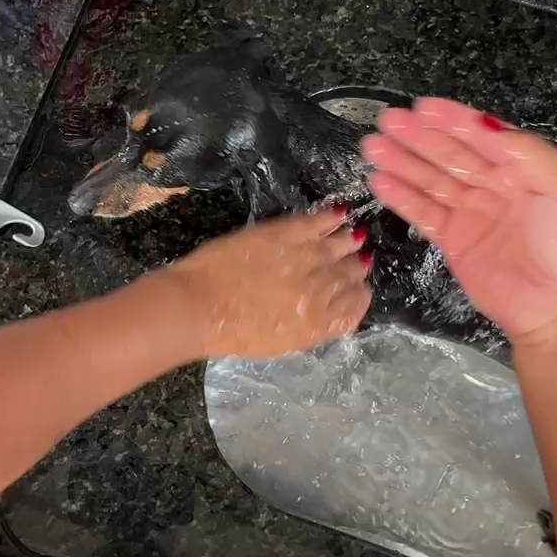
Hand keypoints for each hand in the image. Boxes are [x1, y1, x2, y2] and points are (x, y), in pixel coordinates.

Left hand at [157, 210, 371, 358]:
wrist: (197, 308)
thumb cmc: (229, 332)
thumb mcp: (280, 342)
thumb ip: (309, 327)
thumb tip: (325, 312)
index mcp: (317, 324)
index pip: (354, 307)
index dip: (358, 295)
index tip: (358, 288)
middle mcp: (318, 291)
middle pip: (347, 275)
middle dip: (354, 267)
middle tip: (358, 259)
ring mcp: (301, 260)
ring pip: (337, 248)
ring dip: (347, 242)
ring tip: (353, 238)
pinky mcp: (280, 235)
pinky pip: (314, 223)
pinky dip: (329, 217)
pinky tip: (340, 213)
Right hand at [361, 98, 556, 345]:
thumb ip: (526, 153)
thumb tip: (484, 123)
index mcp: (529, 170)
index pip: (484, 137)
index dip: (453, 121)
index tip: (422, 107)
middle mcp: (498, 188)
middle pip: (451, 155)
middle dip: (418, 137)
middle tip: (388, 121)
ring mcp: (474, 216)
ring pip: (431, 181)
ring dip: (402, 162)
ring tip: (373, 146)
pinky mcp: (455, 243)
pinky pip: (423, 213)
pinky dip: (401, 197)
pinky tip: (380, 181)